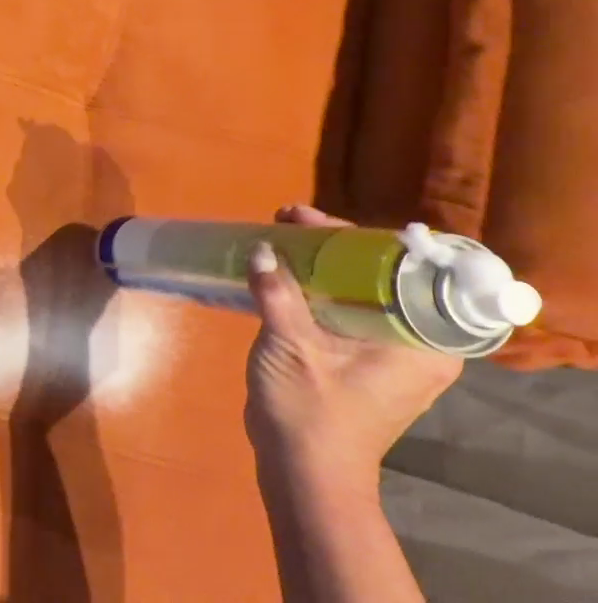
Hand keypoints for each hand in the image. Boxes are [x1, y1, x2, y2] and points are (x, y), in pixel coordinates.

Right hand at [244, 206, 462, 478]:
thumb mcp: (291, 346)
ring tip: (280, 239)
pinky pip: (345, 311)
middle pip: (383, 278)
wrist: (304, 467)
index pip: (408, 272)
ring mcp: (389, 355)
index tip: (313, 219)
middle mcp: (418, 345)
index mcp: (423, 342)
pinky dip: (316, 289)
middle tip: (287, 220)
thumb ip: (279, 296)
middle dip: (334, 245)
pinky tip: (283, 276)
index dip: (361, 238)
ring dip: (322, 265)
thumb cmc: (311, 409)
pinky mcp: (360, 361)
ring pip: (361, 292)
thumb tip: (264, 250)